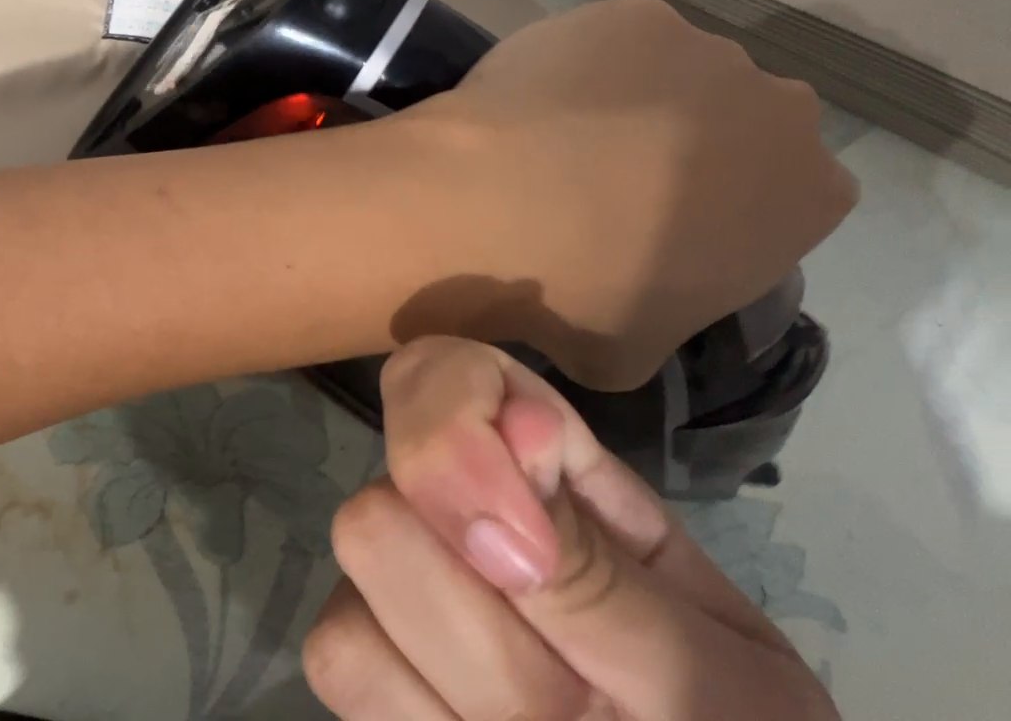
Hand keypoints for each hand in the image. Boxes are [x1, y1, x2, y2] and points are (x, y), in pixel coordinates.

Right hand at [302, 337, 837, 719]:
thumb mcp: (721, 684)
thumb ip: (600, 573)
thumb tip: (509, 434)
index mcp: (552, 481)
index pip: (443, 376)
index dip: (450, 430)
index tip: (524, 550)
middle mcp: (451, 513)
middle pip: (375, 508)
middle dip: (491, 634)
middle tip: (589, 703)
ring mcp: (398, 589)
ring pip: (353, 602)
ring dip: (474, 691)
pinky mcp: (365, 664)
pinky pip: (342, 666)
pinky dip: (420, 719)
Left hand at [400, 0, 856, 389]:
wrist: (499, 205)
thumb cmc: (578, 294)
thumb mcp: (630, 354)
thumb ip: (652, 332)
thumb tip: (619, 327)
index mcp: (809, 195)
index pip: (778, 203)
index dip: (714, 217)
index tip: (652, 233)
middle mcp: (779, 110)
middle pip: (732, 130)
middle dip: (681, 153)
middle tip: (594, 184)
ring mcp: (703, 50)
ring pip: (670, 79)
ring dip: (625, 105)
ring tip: (547, 142)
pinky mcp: (627, 15)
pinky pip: (605, 43)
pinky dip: (573, 67)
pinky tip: (527, 102)